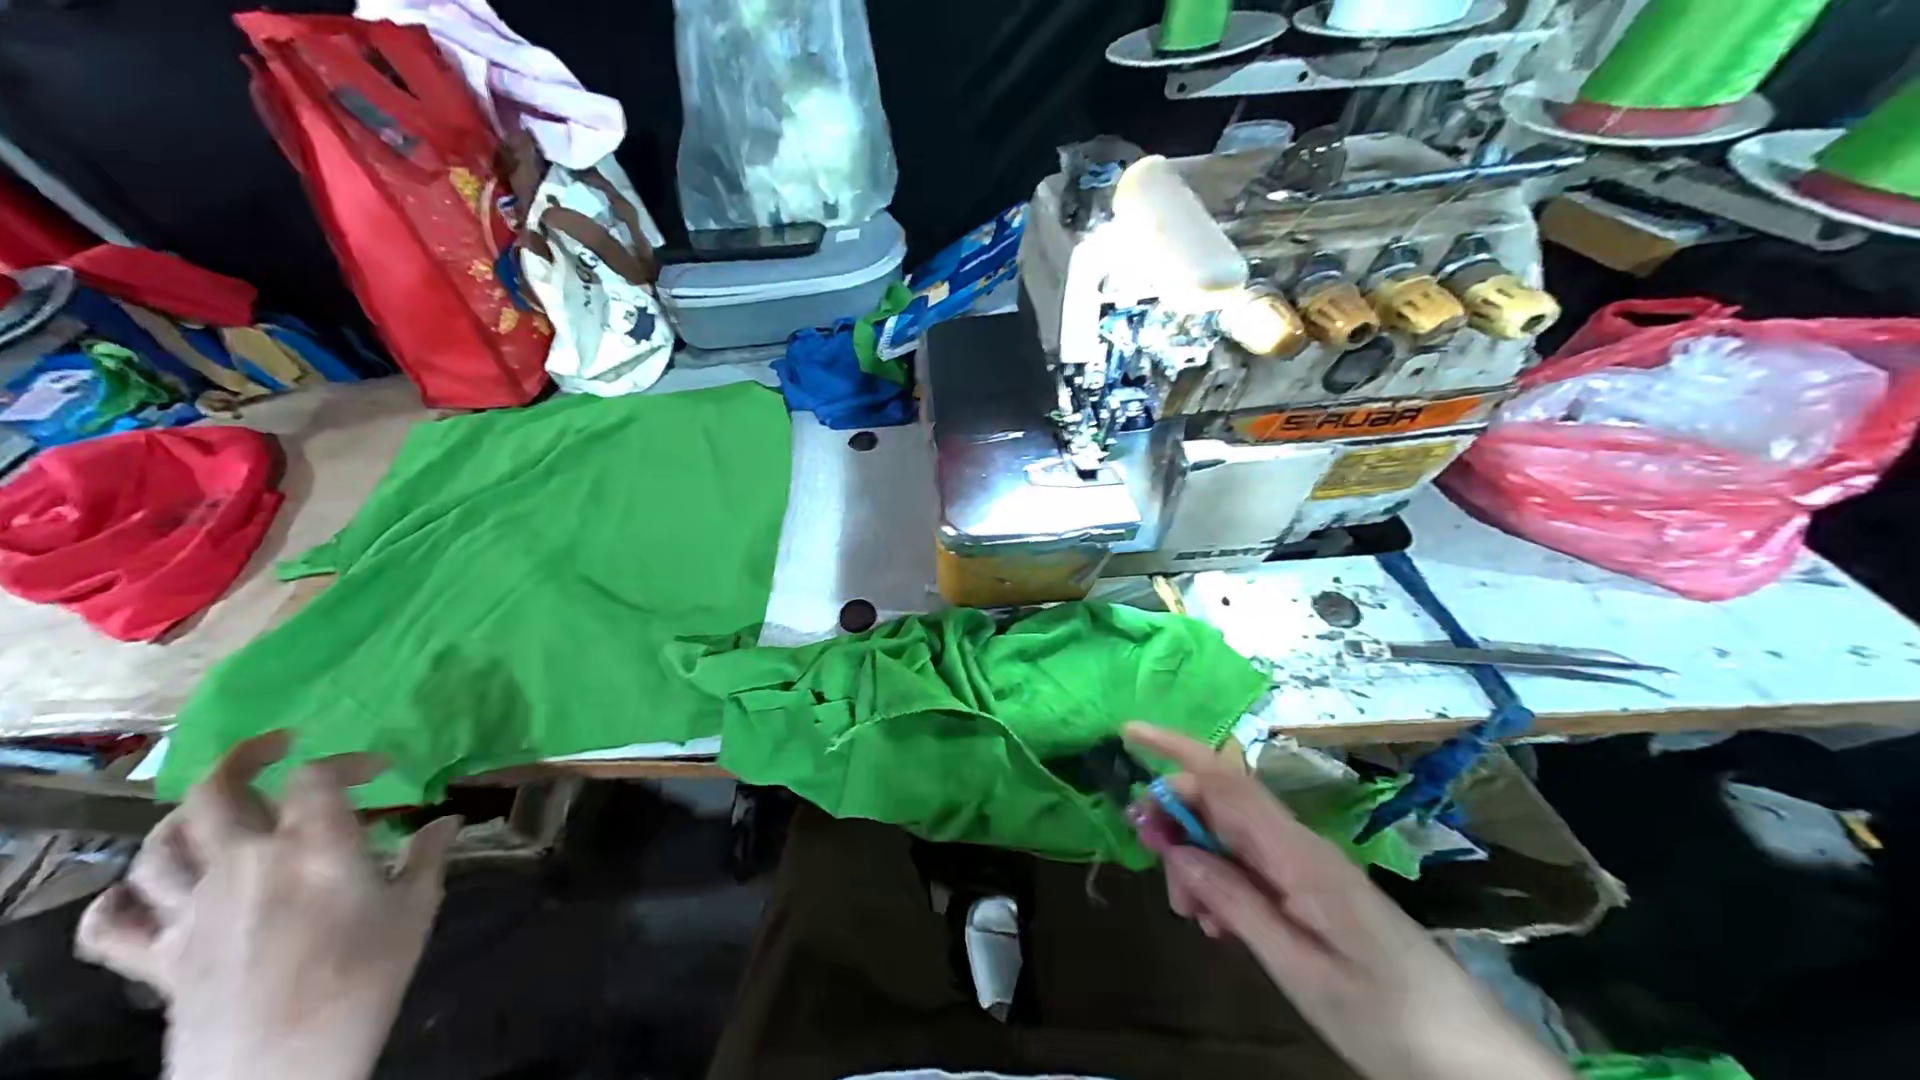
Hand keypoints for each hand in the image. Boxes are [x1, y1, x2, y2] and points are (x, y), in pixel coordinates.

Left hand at [75, 731, 460, 1079]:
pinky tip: (142, 889)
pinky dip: (119, 900)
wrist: (284, 1063)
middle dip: (244, 757)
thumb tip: (447, 820)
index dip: (349, 762)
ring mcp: (189, 910)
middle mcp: (241, 862)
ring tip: (216, 810)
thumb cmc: (364, 974)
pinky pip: (113, 924)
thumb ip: (428, 856)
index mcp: (310, 845)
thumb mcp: (416, 908)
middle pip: (214, 793)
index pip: (318, 777)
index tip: (380, 769)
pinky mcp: (156, 957)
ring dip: (183, 819)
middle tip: (276, 745)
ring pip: (156, 847)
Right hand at [1124, 723, 1572, 1079]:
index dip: (1176, 749)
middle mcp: (1298, 846)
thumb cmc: (1387, 1017)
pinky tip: (1219, 924)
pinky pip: (1248, 866)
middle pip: (1219, 806)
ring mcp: (1305, 866)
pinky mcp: (1309, 889)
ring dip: (1196, 864)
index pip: (1226, 780)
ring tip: (1196, 920)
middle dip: (1176, 825)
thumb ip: (1234, 901)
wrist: (1473, 1059)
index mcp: (1298, 853)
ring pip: (1228, 837)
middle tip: (1161, 878)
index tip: (1128, 734)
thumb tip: (1175, 849)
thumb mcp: (1299, 967)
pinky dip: (1219, 884)